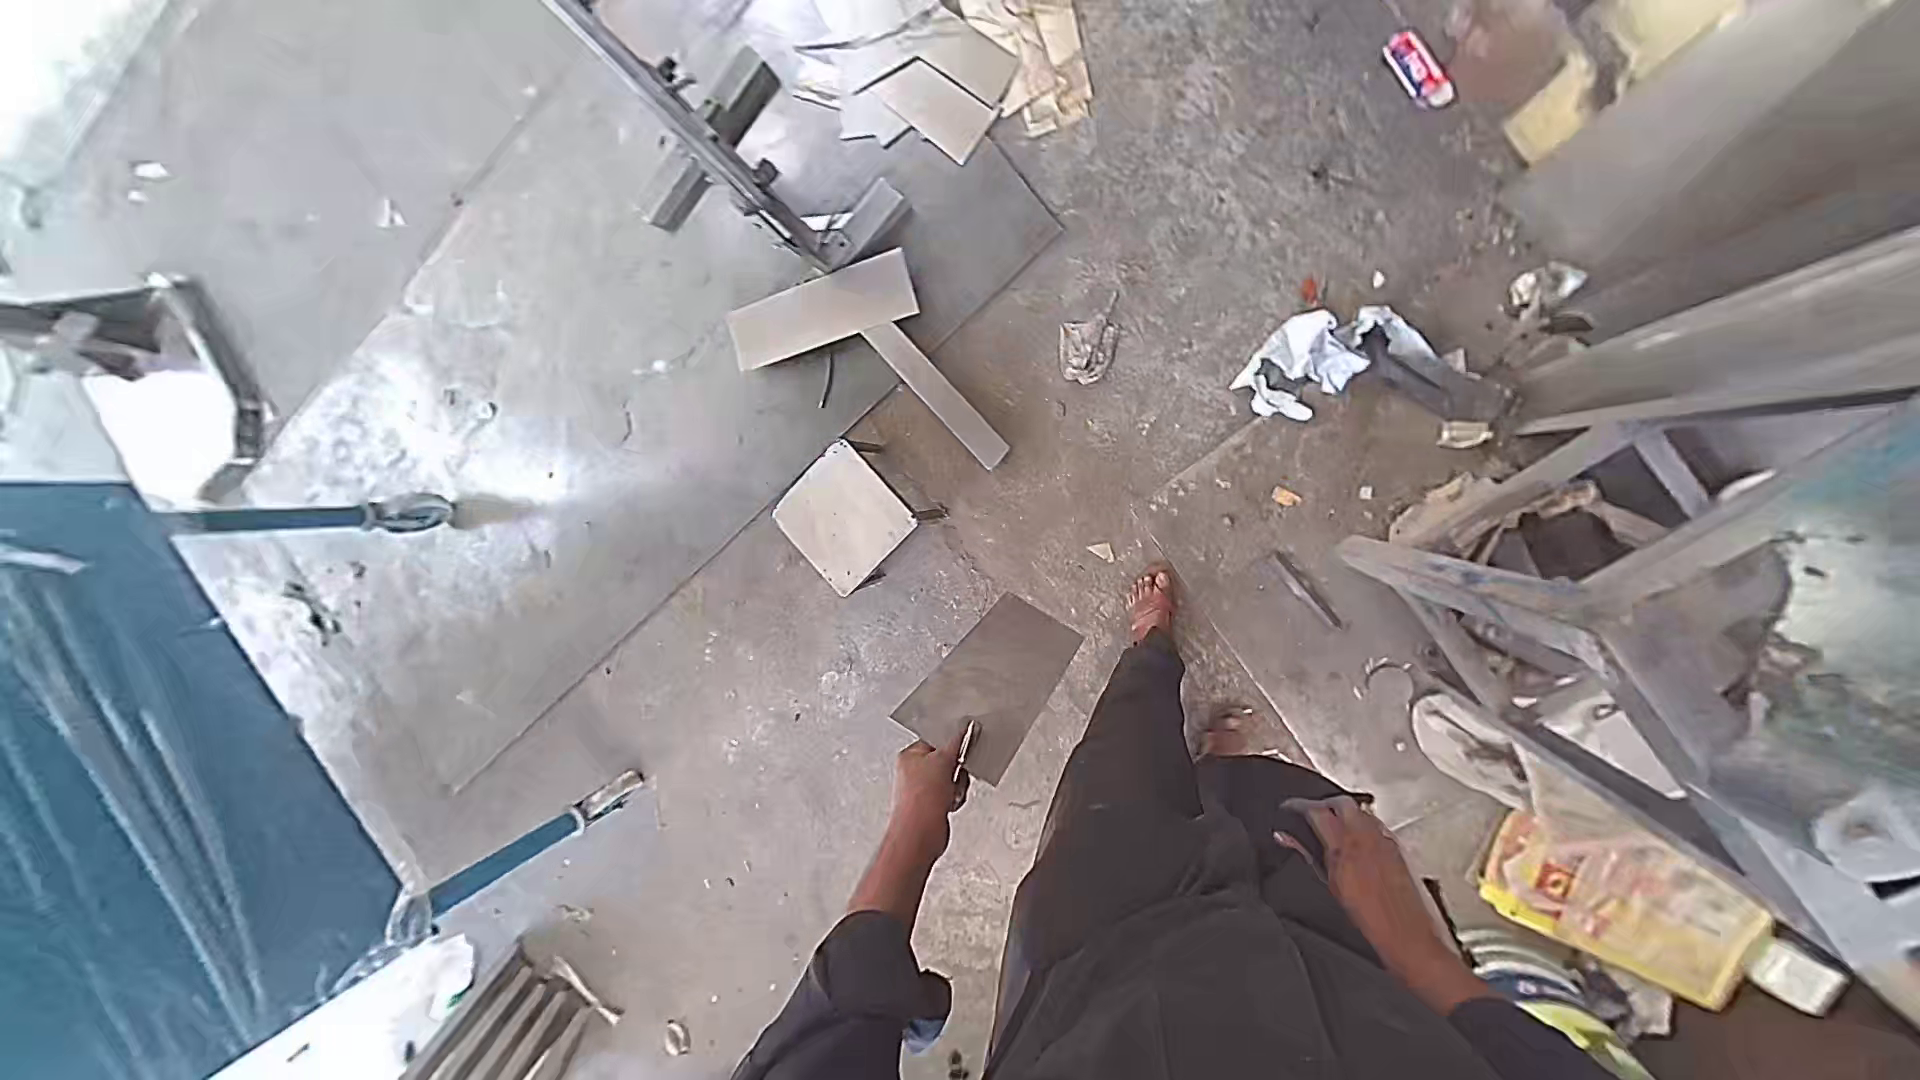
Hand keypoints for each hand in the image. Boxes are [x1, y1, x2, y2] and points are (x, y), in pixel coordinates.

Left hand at [888, 733, 970, 857]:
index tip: (964, 742)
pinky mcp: (933, 804)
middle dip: (956, 768)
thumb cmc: (920, 800)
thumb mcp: (943, 760)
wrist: (920, 835)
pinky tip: (950, 802)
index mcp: (909, 755)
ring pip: (951, 777)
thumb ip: (956, 742)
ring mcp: (923, 789)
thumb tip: (965, 728)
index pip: (935, 738)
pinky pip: (951, 793)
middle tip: (955, 772)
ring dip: (957, 784)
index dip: (951, 741)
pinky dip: (955, 797)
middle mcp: (913, 772)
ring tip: (951, 791)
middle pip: (946, 759)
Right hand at [1279, 796, 1493, 1014]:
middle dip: (1322, 803)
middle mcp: (1367, 839)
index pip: (1315, 810)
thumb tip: (1286, 837)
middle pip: (1340, 802)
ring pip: (1360, 810)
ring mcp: (1386, 842)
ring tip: (1333, 826)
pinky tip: (1357, 840)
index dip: (1297, 805)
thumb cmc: (1372, 922)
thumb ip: (1307, 855)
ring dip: (1343, 812)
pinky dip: (1363, 825)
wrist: (1412, 942)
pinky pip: (1377, 825)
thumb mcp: (1330, 887)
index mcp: (1344, 848)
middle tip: (1310, 812)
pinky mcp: (1400, 850)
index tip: (1288, 808)